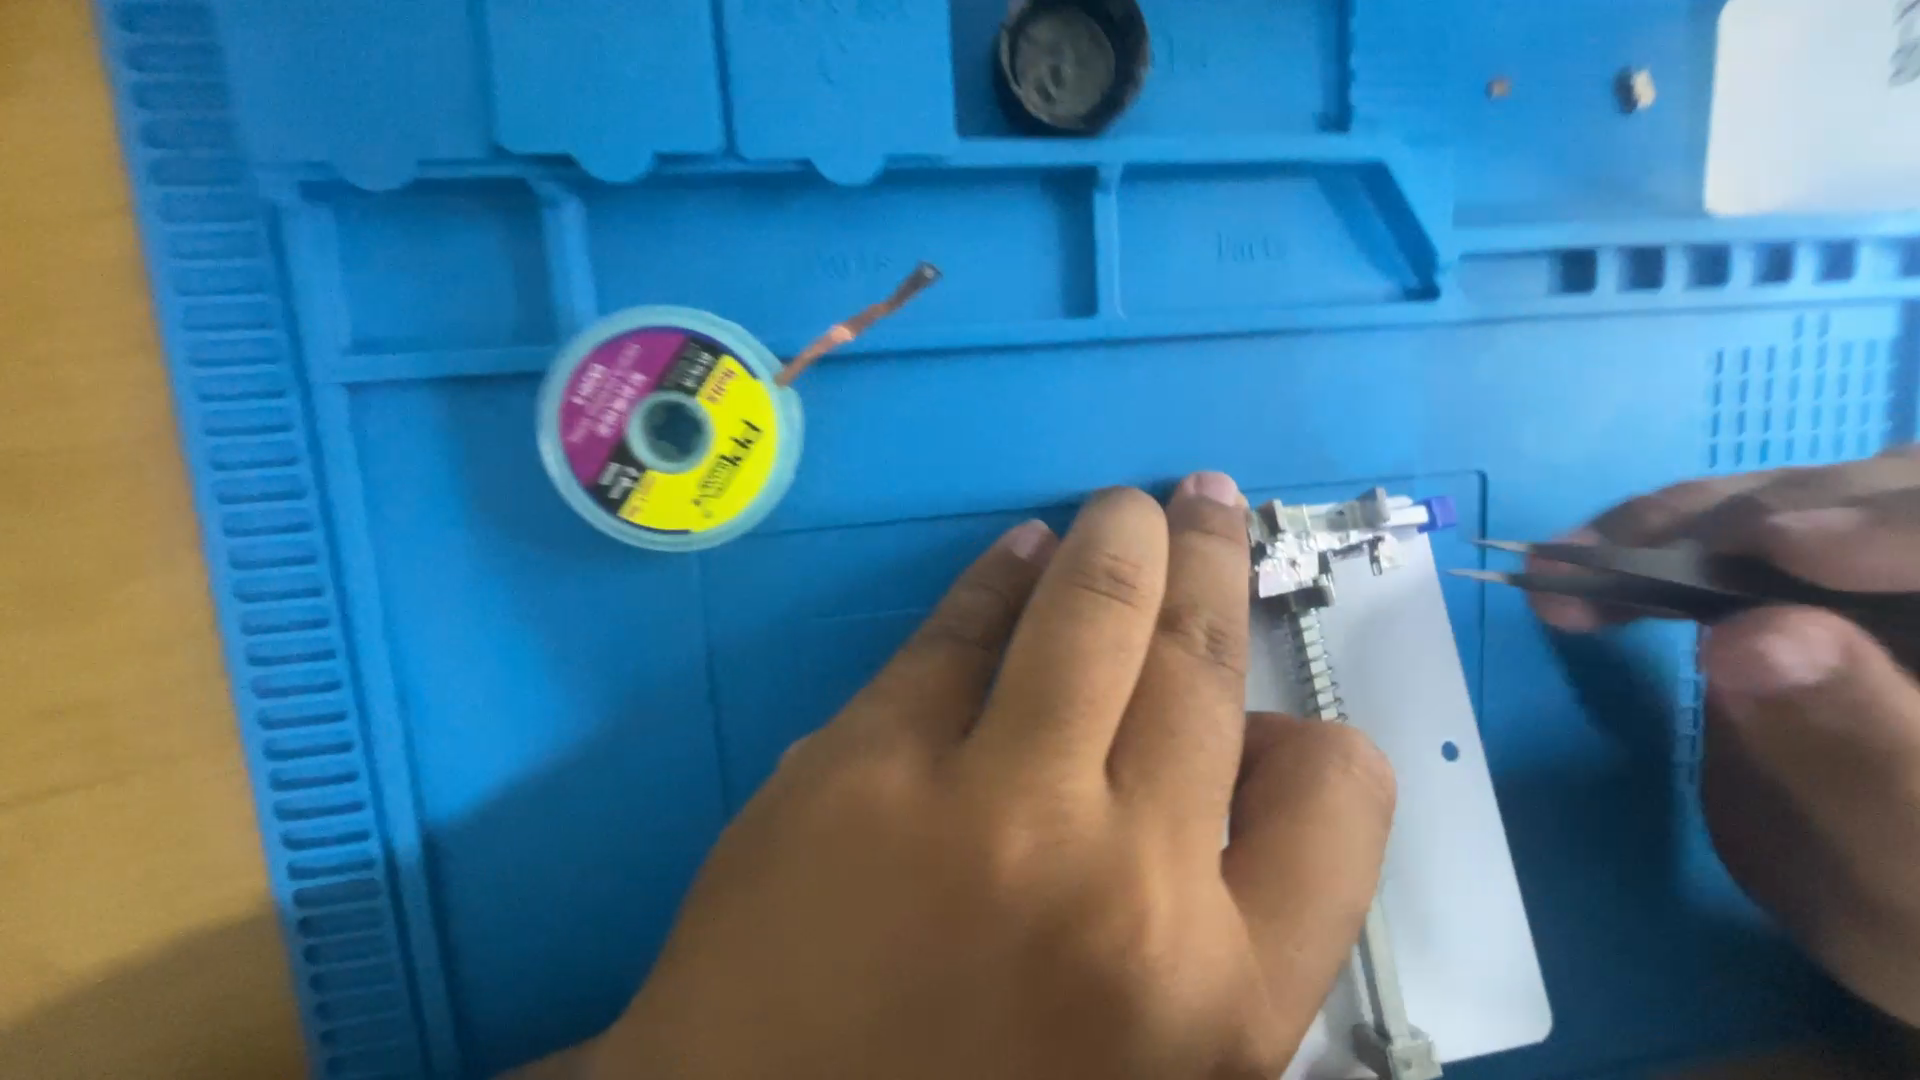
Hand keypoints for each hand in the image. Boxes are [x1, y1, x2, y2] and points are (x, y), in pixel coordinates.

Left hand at [567, 475, 1393, 1078]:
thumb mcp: (1151, 1060)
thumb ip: (1218, 922)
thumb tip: (1238, 758)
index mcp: (1218, 990)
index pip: (1336, 800)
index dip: (1317, 735)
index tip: (1276, 703)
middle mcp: (1121, 880)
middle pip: (1198, 670)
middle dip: (1212, 568)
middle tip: (1209, 503)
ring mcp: (985, 806)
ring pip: (1088, 620)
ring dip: (1119, 542)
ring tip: (1129, 506)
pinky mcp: (865, 763)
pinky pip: (955, 637)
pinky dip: (997, 580)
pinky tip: (1020, 551)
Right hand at [1534, 445, 1919, 1024]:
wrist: (1897, 911)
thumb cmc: (1917, 916)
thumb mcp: (1893, 865)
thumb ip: (1850, 750)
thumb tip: (1749, 635)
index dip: (1896, 522)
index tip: (1774, 547)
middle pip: (1892, 492)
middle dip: (1746, 518)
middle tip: (1616, 562)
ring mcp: (1893, 574)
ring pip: (1805, 497)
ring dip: (1674, 524)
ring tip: (1566, 564)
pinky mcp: (1823, 583)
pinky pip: (1742, 531)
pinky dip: (1655, 542)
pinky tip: (1588, 570)